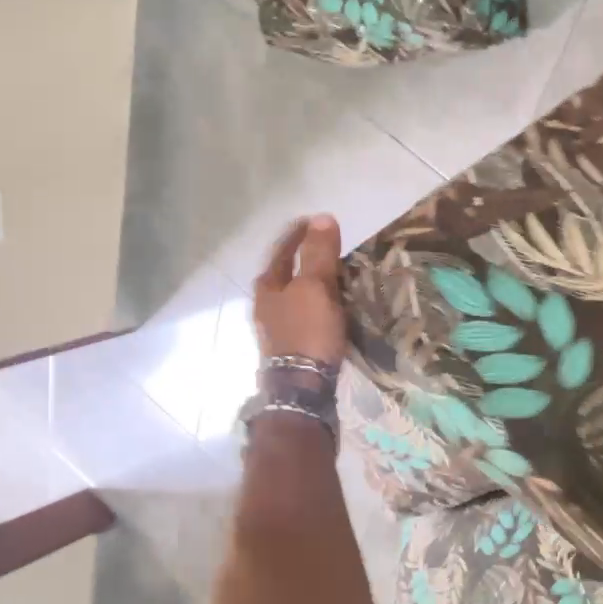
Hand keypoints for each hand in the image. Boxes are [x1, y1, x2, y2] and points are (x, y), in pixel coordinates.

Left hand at [254, 214, 345, 366]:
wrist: (302, 386)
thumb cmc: (307, 332)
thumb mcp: (315, 288)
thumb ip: (319, 254)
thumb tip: (322, 217)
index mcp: (267, 284)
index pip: (283, 249)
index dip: (300, 233)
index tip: (318, 221)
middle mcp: (266, 303)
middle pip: (286, 272)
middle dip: (306, 259)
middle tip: (331, 248)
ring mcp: (277, 327)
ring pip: (296, 295)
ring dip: (313, 284)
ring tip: (336, 278)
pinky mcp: (292, 346)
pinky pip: (305, 315)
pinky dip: (318, 305)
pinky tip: (332, 310)